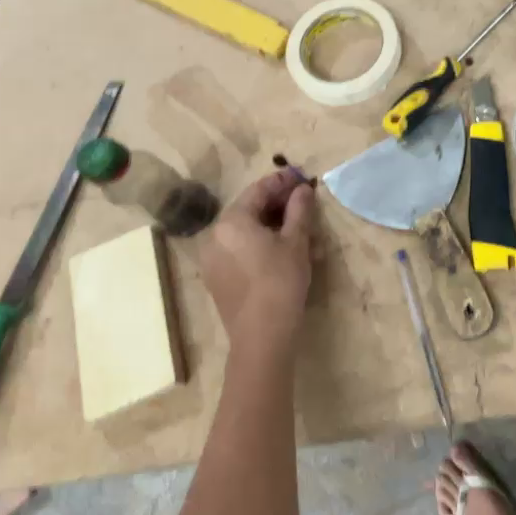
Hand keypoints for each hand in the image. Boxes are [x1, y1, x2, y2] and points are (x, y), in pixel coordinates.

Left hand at [195, 168, 315, 354]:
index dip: (283, 182)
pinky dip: (260, 244)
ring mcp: (212, 259)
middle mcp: (214, 236)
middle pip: (249, 210)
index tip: (303, 178)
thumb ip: (299, 209)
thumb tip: (302, 189)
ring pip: (245, 232)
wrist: (262, 336)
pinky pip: (239, 251)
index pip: (259, 190)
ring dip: (271, 226)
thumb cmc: (280, 281)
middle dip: (278, 204)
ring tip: (299, 229)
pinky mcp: (217, 279)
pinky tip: (283, 251)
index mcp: (231, 221)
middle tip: (303, 202)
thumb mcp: (296, 240)